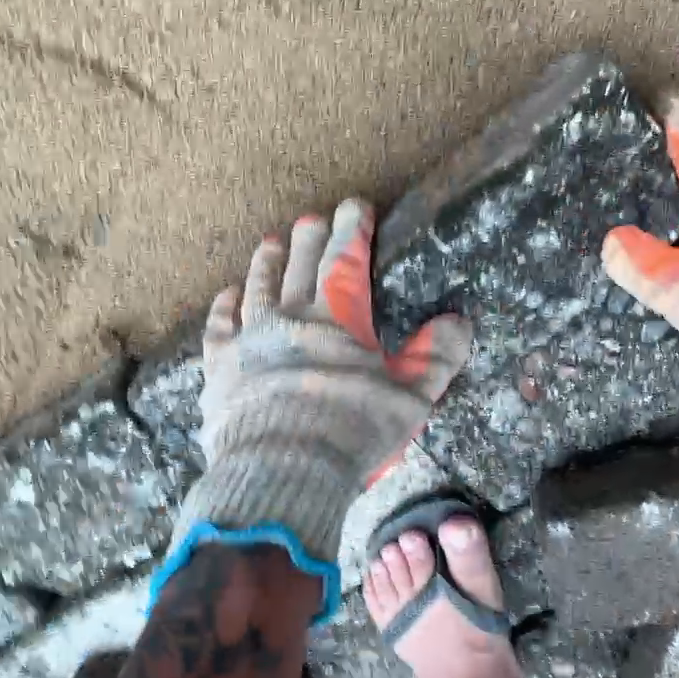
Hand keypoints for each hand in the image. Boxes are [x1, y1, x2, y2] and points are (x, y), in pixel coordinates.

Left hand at [180, 198, 473, 563]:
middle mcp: (291, 317)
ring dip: (266, 262)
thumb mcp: (411, 397)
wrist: (282, 471)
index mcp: (338, 318)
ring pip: (258, 287)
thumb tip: (459, 321)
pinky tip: (228, 295)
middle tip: (312, 218)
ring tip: (271, 242)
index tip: (354, 205)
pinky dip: (225, 306)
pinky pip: (219, 326)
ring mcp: (250, 340)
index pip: (346, 260)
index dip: (352, 229)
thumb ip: (437, 356)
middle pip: (300, 265)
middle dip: (310, 237)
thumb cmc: (352, 430)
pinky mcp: (220, 367)